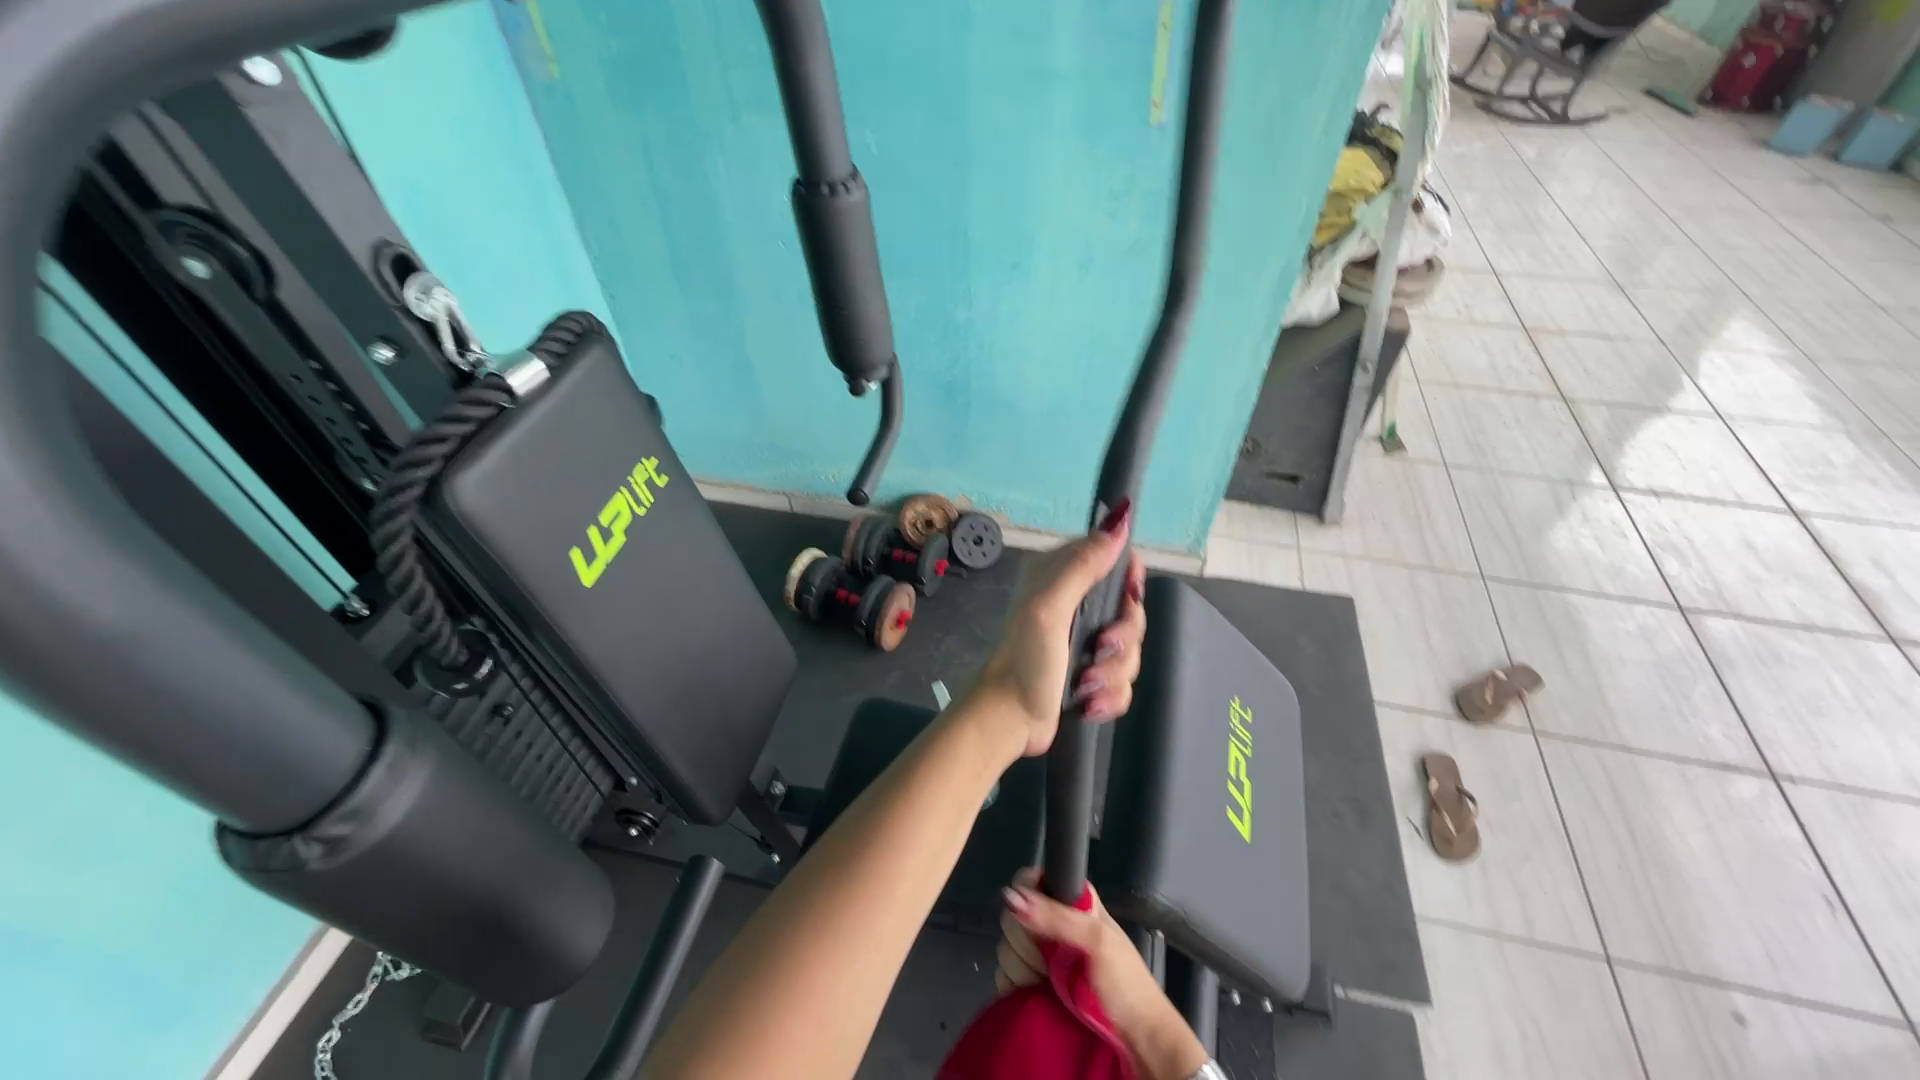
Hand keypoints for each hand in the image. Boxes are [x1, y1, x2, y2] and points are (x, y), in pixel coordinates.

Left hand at [968, 500, 1146, 758]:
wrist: (1009, 719)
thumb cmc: (1025, 660)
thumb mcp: (1050, 606)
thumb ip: (1084, 564)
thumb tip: (1121, 519)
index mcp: (1059, 576)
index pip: (1115, 559)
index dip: (1129, 582)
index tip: (1128, 602)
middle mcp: (1073, 602)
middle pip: (1130, 610)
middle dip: (1123, 639)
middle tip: (1099, 650)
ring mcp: (1082, 640)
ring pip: (1130, 649)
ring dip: (1113, 673)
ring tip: (1085, 685)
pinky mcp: (1089, 673)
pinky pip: (1123, 680)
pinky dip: (1109, 695)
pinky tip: (1088, 703)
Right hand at [996, 869, 1208, 1079]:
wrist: (1136, 1039)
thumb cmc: (1127, 984)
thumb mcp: (1099, 941)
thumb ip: (1057, 916)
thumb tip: (1013, 895)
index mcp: (1075, 905)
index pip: (1034, 882)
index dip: (1027, 893)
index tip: (1033, 915)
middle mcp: (1054, 928)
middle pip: (1015, 916)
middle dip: (1025, 939)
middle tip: (1049, 957)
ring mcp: (1042, 959)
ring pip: (1007, 947)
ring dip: (1022, 966)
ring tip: (1046, 981)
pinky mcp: (1032, 987)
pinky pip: (1005, 974)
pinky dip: (1012, 983)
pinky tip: (1031, 991)